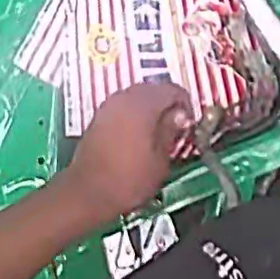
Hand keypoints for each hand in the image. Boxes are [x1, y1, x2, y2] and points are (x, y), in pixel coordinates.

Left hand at [56, 82, 192, 218]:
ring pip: (136, 95)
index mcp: (142, 104)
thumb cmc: (130, 178)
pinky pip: (123, 105)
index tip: (190, 122)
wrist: (89, 190)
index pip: (171, 89)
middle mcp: (123, 97)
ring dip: (151, 108)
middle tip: (177, 126)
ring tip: (160, 131)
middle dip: (167, 103)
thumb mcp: (160, 159)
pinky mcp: (99, 115)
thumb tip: (180, 114)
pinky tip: (140, 134)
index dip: (185, 103)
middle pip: (152, 89)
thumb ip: (170, 130)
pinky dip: (135, 113)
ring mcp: (109, 104)